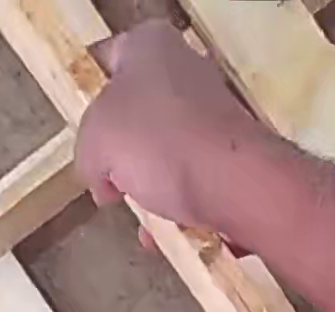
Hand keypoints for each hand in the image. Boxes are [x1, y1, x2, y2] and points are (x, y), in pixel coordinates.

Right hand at [77, 21, 279, 232]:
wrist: (241, 186)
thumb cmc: (161, 145)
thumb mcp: (98, 142)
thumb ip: (89, 156)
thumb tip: (103, 183)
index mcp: (151, 47)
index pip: (109, 64)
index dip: (94, 103)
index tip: (93, 140)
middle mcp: (193, 76)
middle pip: (146, 121)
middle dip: (131, 162)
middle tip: (119, 191)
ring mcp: (224, 124)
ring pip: (178, 162)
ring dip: (162, 198)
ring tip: (152, 231)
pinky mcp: (246, 167)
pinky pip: (209, 190)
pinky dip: (193, 214)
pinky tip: (181, 240)